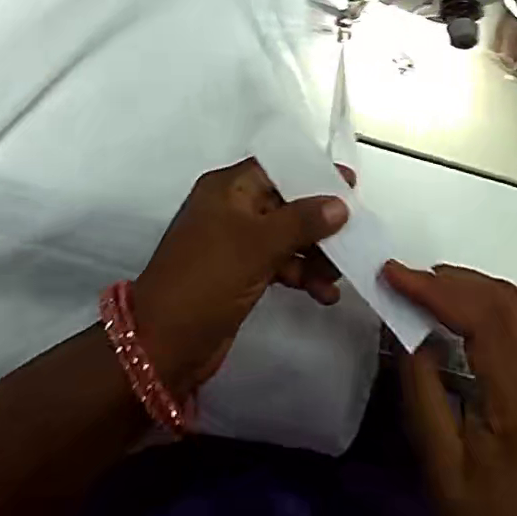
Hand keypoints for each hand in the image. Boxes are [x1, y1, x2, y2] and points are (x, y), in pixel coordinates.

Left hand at [131, 158, 351, 397]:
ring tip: (340, 273)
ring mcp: (236, 244)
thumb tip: (339, 204)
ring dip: (315, 253)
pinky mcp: (240, 274)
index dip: (313, 174)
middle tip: (355, 232)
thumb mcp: (256, 245)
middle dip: (320, 220)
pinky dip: (301, 275)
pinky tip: (324, 294)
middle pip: (286, 203)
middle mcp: (232, 210)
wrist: (161, 347)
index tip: (350, 184)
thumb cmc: (206, 281)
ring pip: (286, 236)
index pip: (277, 169)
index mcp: (228, 189)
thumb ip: (301, 221)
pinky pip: (280, 264)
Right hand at [385, 262, 516, 515]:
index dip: (435, 288)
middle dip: (453, 279)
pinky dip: (485, 310)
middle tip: (406, 278)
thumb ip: (422, 394)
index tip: (392, 273)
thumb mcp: (442, 470)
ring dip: (470, 290)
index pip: (485, 320)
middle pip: (508, 304)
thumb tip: (406, 329)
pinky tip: (457, 317)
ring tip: (425, 290)